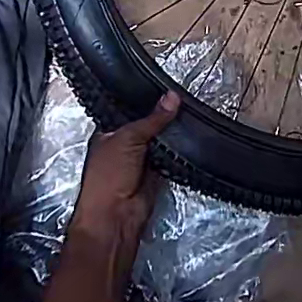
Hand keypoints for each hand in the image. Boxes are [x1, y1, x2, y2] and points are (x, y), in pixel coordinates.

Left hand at [70, 91, 179, 248]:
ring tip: (192, 108)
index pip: (129, 110)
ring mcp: (141, 159)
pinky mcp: (157, 172)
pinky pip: (170, 155)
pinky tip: (193, 131)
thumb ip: (152, 119)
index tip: (167, 84)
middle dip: (162, 114)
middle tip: (184, 95)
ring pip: (160, 139)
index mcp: (109, 133)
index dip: (146, 99)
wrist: (116, 217)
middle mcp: (124, 144)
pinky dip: (179, 147)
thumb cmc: (110, 174)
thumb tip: (173, 96)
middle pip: (147, 124)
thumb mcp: (128, 139)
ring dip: (172, 130)